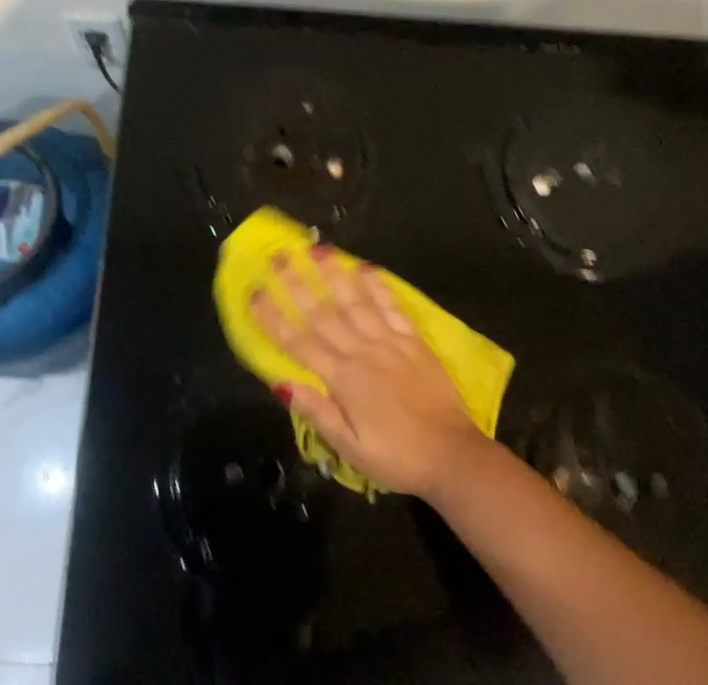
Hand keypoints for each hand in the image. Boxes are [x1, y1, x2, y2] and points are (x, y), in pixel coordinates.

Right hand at [252, 245, 495, 498]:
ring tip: (318, 249)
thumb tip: (281, 383)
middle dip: (298, 283)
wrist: (452, 455)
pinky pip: (393, 308)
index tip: (254, 293)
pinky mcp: (415, 342)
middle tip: (279, 256)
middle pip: (324, 313)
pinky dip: (379, 287)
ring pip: (356, 302)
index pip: (299, 343)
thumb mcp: (350, 447)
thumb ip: (317, 412)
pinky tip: (365, 268)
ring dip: (335, 274)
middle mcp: (363, 353)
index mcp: (342, 380)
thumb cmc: (396, 458)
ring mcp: (391, 343)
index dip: (274, 317)